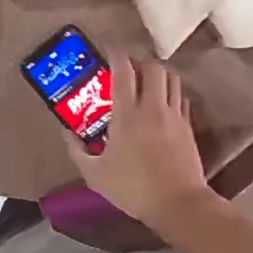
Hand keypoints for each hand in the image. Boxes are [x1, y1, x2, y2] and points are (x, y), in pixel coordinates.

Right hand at [61, 53, 226, 229]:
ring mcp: (174, 115)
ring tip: (144, 80)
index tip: (109, 49)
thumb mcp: (93, 173)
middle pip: (152, 67)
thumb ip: (76, 149)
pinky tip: (161, 102)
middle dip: (139, 61)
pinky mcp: (187, 125)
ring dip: (157, 73)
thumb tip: (65, 131)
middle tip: (126, 67)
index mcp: (126, 115)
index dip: (116, 55)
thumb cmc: (132, 188)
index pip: (123, 72)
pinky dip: (170, 91)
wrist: (177, 203)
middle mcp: (152, 108)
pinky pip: (180, 96)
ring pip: (170, 78)